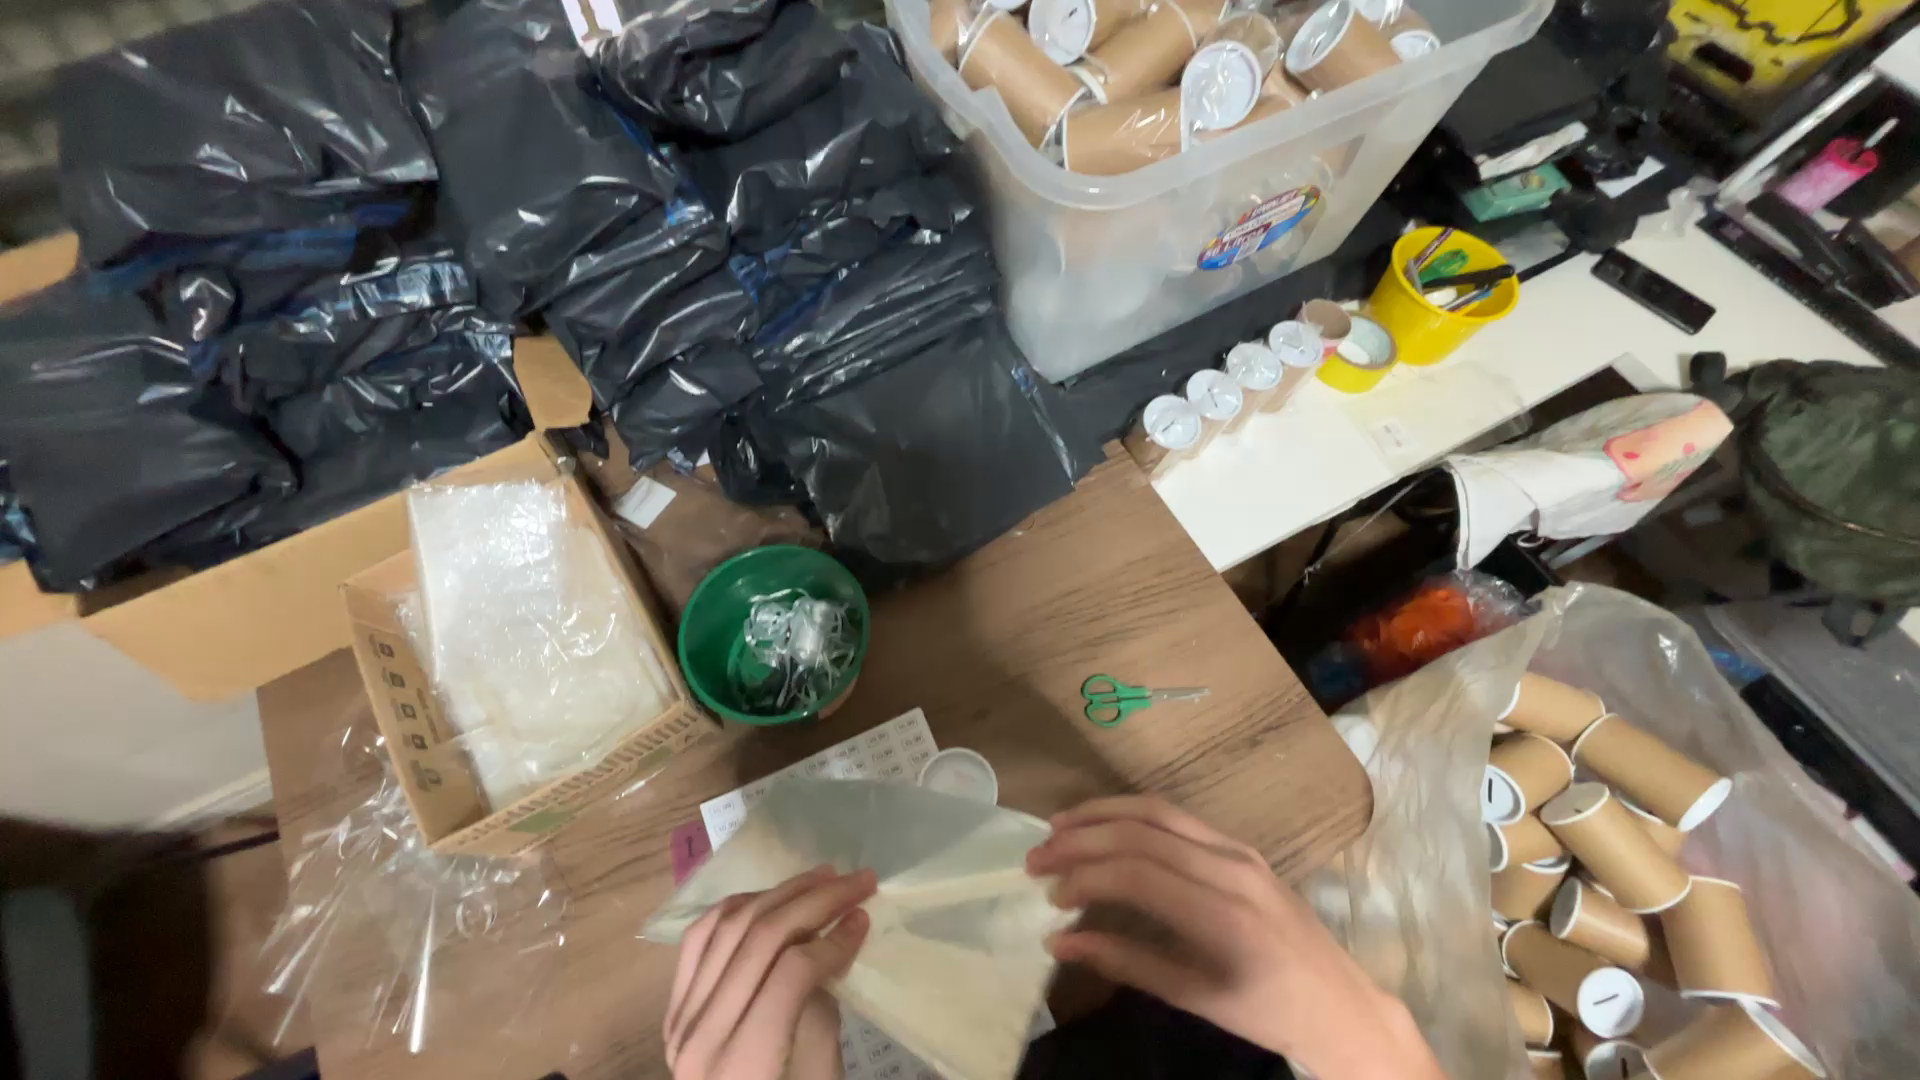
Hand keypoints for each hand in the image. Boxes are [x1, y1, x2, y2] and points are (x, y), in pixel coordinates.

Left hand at [664, 865, 876, 1079]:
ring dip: (781, 892)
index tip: (867, 916)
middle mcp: (698, 1038)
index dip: (833, 937)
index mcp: (740, 1065)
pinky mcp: (674, 1009)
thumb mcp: (821, 1070)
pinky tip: (772, 896)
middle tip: (859, 880)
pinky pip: (700, 939)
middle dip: (816, 899)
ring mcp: (678, 1021)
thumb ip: (819, 1000)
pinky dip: (738, 908)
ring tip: (823, 877)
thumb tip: (834, 934)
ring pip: (728, 927)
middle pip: (759, 939)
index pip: (790, 972)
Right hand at [1026, 797, 1443, 1079]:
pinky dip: (1130, 813)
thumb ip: (1124, 961)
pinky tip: (1103, 823)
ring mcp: (1236, 848)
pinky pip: (1176, 816)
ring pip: (1156, 811)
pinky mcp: (1238, 844)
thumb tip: (1058, 939)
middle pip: (1139, 833)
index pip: (1136, 874)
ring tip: (1058, 826)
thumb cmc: (1265, 1011)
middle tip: (1037, 857)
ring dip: (1101, 814)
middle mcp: (1229, 867)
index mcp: (1222, 915)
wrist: (1339, 1001)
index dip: (1085, 877)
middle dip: (1080, 840)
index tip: (1052, 896)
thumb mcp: (1194, 997)